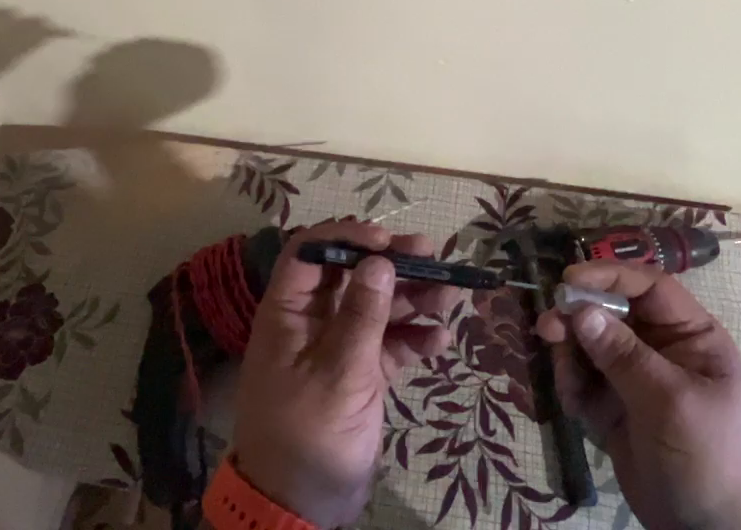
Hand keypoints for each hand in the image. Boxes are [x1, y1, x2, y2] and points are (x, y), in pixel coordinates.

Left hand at [230, 220, 459, 526]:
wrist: (300, 507)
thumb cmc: (308, 434)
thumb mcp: (337, 373)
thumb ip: (361, 316)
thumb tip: (380, 260)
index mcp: (290, 312)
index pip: (311, 253)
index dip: (346, 237)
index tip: (386, 239)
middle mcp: (313, 321)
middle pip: (353, 276)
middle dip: (392, 263)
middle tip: (432, 255)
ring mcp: (339, 347)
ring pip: (377, 307)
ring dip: (413, 299)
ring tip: (451, 295)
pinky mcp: (361, 375)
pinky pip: (390, 344)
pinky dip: (414, 339)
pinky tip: (441, 340)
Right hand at [535, 263, 740, 529]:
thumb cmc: (714, 458)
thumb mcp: (672, 401)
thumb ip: (623, 355)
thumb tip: (579, 310)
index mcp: (690, 337)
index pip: (648, 287)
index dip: (609, 277)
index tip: (569, 279)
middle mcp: (660, 352)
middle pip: (610, 314)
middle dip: (578, 316)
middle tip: (549, 327)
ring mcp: (635, 383)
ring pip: (590, 347)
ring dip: (569, 352)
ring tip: (562, 369)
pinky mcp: (614, 413)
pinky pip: (583, 384)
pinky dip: (572, 387)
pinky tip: (573, 403)